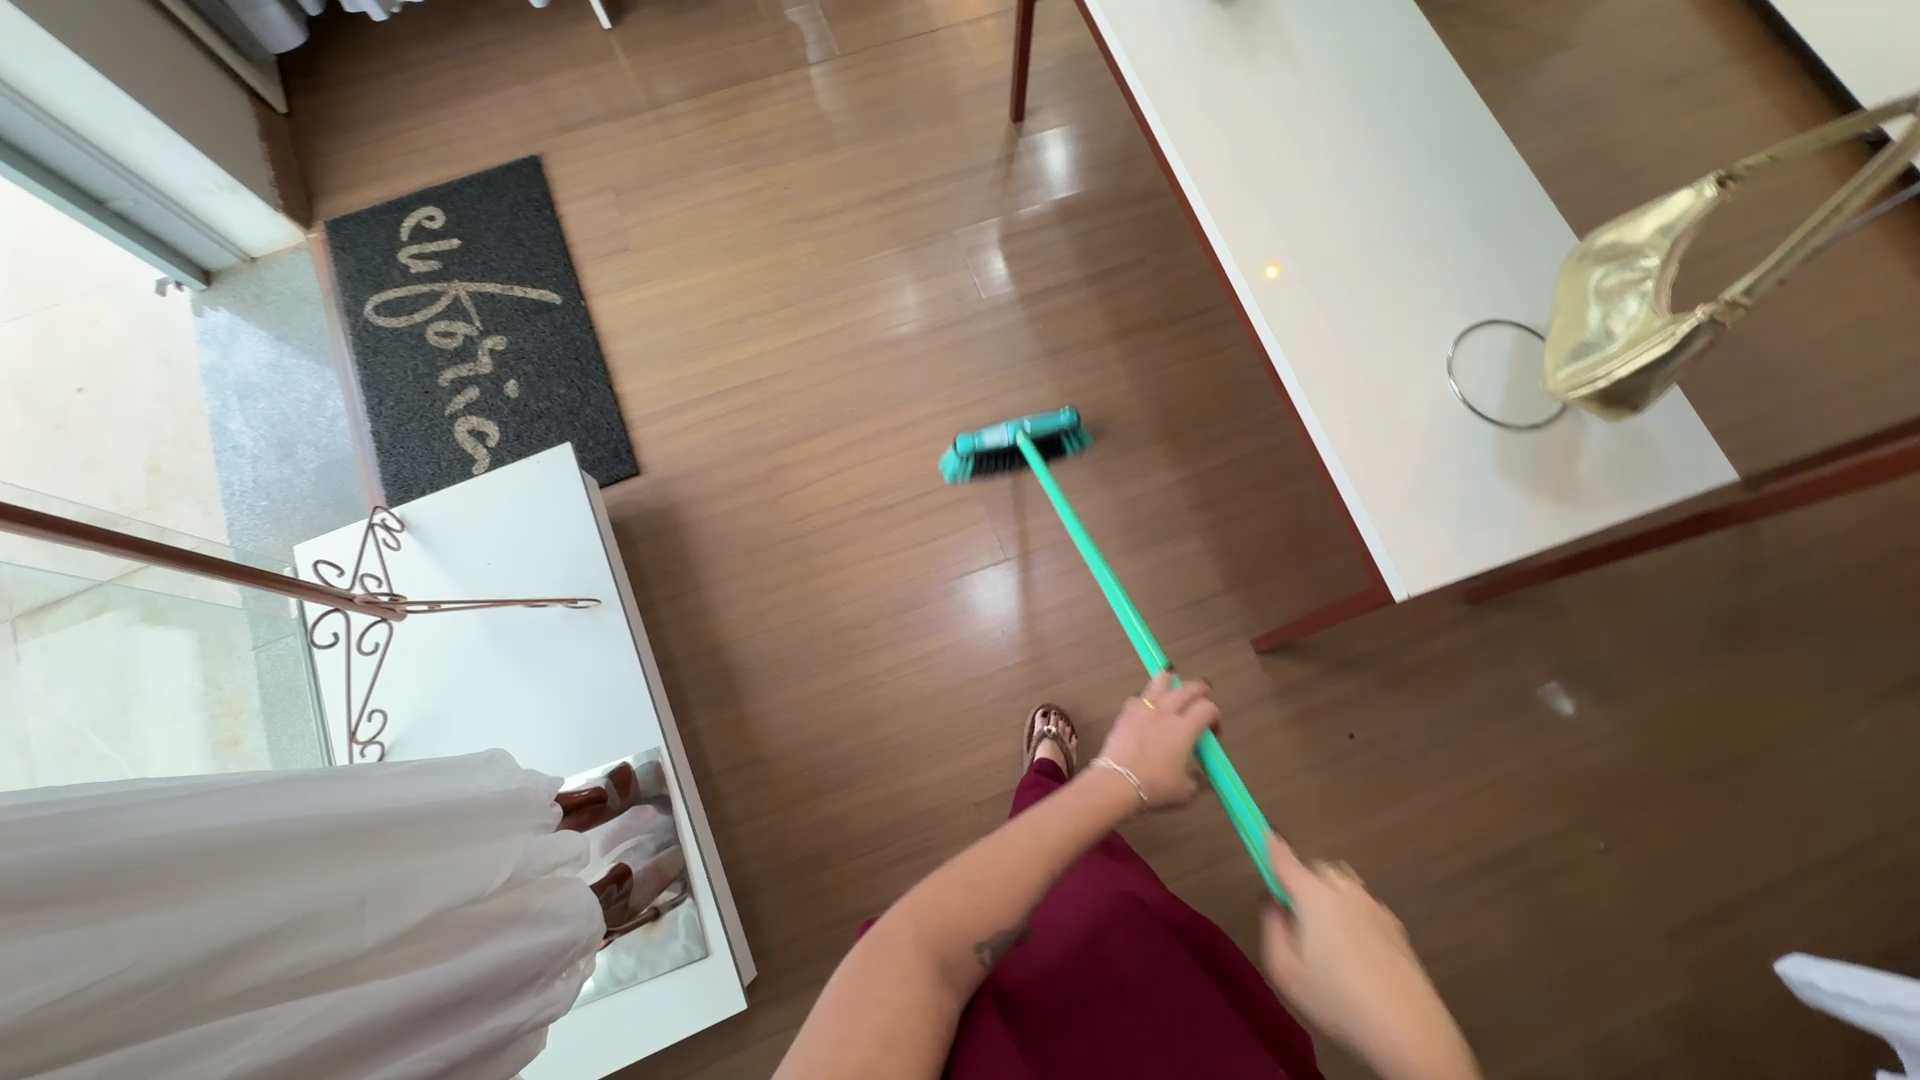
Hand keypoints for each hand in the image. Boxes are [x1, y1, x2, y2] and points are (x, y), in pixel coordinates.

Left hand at [1093, 672, 1218, 810]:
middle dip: (1200, 690)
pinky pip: (1139, 696)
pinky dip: (1146, 697)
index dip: (1215, 716)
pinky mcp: (1125, 713)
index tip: (1213, 732)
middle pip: (1188, 688)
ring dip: (1171, 681)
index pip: (1208, 708)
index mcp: (1185, 729)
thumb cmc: (1155, 788)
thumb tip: (1203, 777)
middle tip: (1203, 695)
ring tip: (1174, 686)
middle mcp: (1166, 712)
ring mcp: (1144, 709)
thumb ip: (1198, 781)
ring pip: (1160, 681)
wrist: (1116, 783)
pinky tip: (1147, 706)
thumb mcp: (1185, 791)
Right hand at [1260, 837, 1479, 1079]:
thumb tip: (1273, 901)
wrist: (1411, 1033)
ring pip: (1343, 885)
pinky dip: (1353, 915)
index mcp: (1314, 896)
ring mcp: (1375, 908)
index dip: (1268, 843)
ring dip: (1329, 895)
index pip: (1284, 856)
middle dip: (1302, 879)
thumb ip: (1271, 926)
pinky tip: (1355, 953)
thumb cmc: (1338, 1001)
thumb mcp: (1284, 970)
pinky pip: (1364, 906)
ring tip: (1326, 937)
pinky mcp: (1397, 929)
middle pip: (1317, 867)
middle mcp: (1346, 892)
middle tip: (1294, 915)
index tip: (1258, 833)